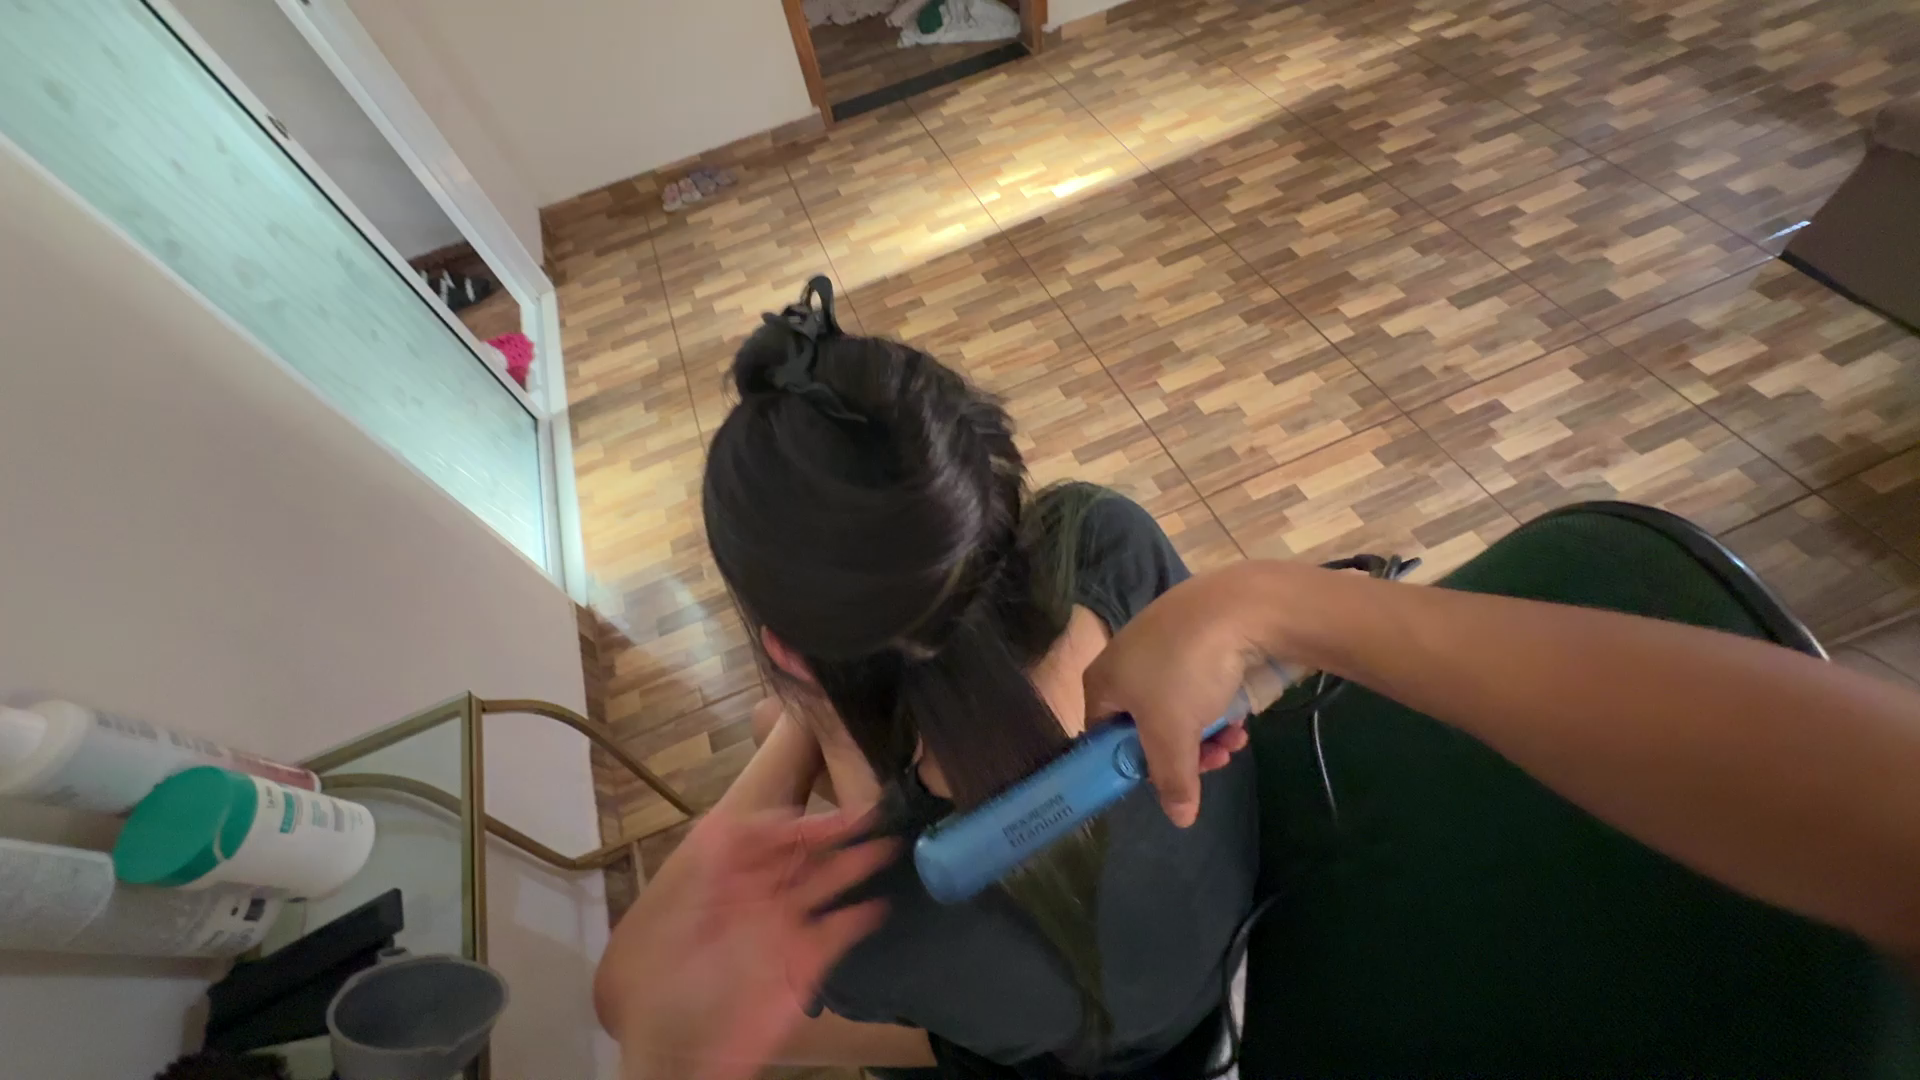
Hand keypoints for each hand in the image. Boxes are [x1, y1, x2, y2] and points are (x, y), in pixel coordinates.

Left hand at [612, 810, 893, 1079]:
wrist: (680, 1056)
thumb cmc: (669, 983)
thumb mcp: (677, 915)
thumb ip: (706, 867)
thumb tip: (731, 820)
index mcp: (735, 879)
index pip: (775, 837)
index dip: (806, 823)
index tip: (833, 811)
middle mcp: (766, 895)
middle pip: (809, 855)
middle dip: (840, 834)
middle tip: (874, 816)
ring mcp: (789, 928)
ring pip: (828, 886)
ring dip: (857, 865)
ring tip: (889, 847)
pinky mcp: (807, 963)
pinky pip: (839, 933)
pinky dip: (860, 918)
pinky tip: (879, 905)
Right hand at [1085, 564, 1266, 826]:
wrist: (1237, 606)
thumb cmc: (1186, 670)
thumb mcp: (1173, 734)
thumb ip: (1172, 780)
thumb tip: (1179, 820)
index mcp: (1101, 683)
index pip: (1103, 739)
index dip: (1132, 765)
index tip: (1167, 780)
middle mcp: (1122, 663)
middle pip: (1143, 727)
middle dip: (1180, 752)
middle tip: (1212, 762)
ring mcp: (1156, 647)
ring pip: (1174, 708)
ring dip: (1204, 734)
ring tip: (1233, 741)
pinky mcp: (1190, 638)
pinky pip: (1194, 684)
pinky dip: (1214, 706)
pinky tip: (1240, 718)